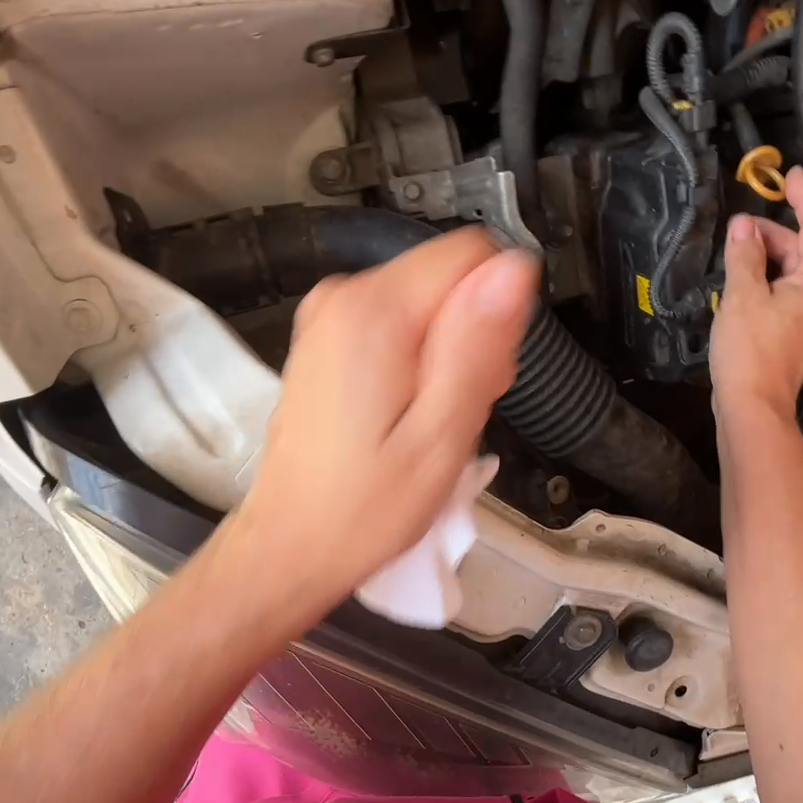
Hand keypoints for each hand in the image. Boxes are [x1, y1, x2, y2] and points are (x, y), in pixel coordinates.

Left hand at [227, 228, 537, 613]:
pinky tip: (406, 419)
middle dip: (471, 340)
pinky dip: (417, 367)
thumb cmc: (363, 511)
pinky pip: (398, 329)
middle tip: (454, 415)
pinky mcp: (325, 343)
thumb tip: (513, 270)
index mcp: (374, 313)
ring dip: (447, 359)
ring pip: (428, 306)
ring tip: (428, 425)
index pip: (472, 255)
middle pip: (449, 281)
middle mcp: (342, 299)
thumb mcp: (441, 436)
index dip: (496, 316)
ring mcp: (328, 320)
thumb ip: (478, 347)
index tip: (483, 378)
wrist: (289, 547)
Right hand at [710, 166, 802, 418]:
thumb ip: (744, 255)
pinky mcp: (791, 334)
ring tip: (734, 252)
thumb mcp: (742, 296)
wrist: (752, 406)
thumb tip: (743, 224)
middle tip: (740, 226)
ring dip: (765, 257)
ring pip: (790, 273)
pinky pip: (782, 293)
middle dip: (774, 232)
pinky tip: (738, 283)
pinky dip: (763, 280)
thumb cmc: (750, 350)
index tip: (789, 174)